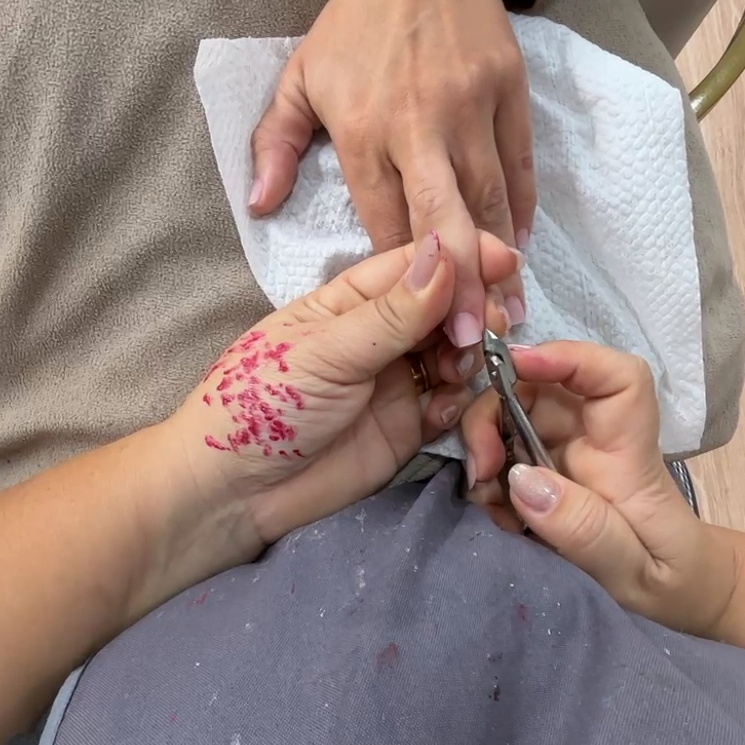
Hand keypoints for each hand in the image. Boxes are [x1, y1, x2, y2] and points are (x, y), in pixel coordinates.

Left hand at [170, 231, 518, 544]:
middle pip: (443, 309)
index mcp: (349, 302)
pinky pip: (448, 405)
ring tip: (456, 371)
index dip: (459, 259)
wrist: (239, 493)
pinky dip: (456, 403)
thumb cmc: (262, 407)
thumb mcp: (326, 352)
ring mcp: (394, 383)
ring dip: (467, 358)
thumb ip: (391, 313)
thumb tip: (445, 252)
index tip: (505, 260)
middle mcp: (379, 337)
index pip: (415, 266)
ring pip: (453, 355)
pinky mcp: (405, 428)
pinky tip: (440, 412)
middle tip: (482, 330)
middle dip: (470, 313)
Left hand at [249, 0, 536, 348]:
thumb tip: (260, 207)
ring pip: (490, 198)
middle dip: (460, 286)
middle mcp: (419, 125)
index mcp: (363, 131)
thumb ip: (275, 144)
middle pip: (444, 218)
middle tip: (475, 339)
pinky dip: (522, 210)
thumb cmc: (354, 28)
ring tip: (506, 313)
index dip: (401, 279)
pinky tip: (520, 251)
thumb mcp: (299, 77)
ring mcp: (471, 106)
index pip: (384, 222)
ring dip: (498, 262)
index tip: (413, 329)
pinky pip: (520, 165)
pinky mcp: (510, 90)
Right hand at [459, 341, 739, 635]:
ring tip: (486, 500)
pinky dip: (490, 480)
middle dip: (493, 415)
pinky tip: (498, 515)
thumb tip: (522, 478)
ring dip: (485, 450)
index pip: (617, 379)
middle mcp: (597, 441)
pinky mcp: (550, 474)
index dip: (568, 357)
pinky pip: (508, 456)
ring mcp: (570, 455)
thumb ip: (585, 530)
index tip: (514, 367)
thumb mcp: (633, 573)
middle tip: (480, 470)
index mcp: (629, 455)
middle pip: (540, 391)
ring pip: (513, 419)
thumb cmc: (676, 580)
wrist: (685, 595)